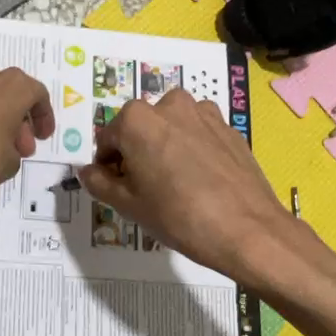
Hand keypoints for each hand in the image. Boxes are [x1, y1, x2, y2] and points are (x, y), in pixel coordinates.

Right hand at [76, 88, 301, 277]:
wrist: (247, 230)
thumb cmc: (178, 216)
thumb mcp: (128, 205)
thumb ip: (100, 183)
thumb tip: (88, 171)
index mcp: (137, 120)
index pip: (108, 139)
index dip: (108, 164)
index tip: (116, 186)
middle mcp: (169, 106)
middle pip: (141, 127)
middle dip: (137, 151)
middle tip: (145, 187)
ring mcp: (204, 114)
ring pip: (172, 127)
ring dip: (166, 146)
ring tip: (175, 184)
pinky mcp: (229, 129)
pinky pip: (199, 135)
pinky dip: (193, 150)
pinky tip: (201, 182)